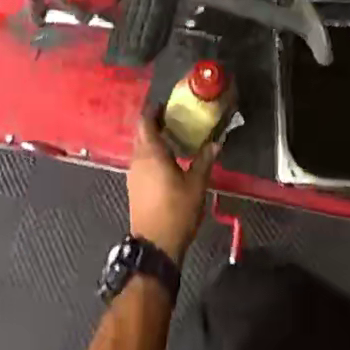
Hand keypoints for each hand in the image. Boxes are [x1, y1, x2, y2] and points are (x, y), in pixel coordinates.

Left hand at [128, 114, 220, 261]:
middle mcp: (138, 158)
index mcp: (151, 152)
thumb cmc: (176, 210)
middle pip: (141, 132)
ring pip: (140, 147)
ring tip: (173, 137)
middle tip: (173, 118)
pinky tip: (166, 160)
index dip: (153, 110)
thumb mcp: (196, 184)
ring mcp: (133, 173)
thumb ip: (204, 161)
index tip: (166, 104)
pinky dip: (151, 154)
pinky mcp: (134, 186)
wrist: (155, 245)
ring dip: (152, 139)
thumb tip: (216, 143)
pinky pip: (140, 160)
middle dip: (153, 122)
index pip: (145, 121)